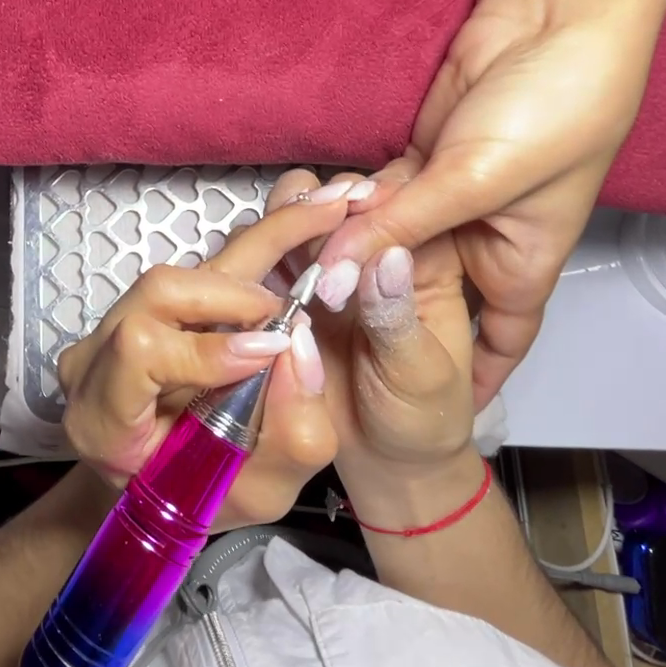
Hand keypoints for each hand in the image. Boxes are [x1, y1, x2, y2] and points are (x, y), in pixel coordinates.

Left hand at [55, 189, 359, 529]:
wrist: (159, 483)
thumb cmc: (203, 498)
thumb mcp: (260, 492)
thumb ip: (288, 433)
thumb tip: (297, 344)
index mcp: (102, 420)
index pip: (139, 352)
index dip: (207, 346)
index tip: (271, 347)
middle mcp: (90, 363)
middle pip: (154, 294)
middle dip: (237, 286)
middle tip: (311, 270)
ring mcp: (103, 330)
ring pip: (171, 277)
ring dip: (246, 260)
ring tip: (314, 232)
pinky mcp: (129, 308)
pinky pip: (184, 276)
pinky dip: (242, 258)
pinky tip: (294, 233)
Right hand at [265, 171, 475, 488]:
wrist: (382, 465)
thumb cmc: (422, 419)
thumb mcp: (421, 373)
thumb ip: (398, 319)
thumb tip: (386, 257)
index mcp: (416, 265)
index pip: (394, 210)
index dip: (368, 201)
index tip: (344, 205)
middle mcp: (363, 259)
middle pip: (334, 205)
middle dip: (312, 204)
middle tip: (300, 224)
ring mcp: (318, 275)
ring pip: (292, 226)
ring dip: (276, 227)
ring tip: (268, 248)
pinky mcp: (280, 297)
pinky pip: (260, 264)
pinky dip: (249, 261)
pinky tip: (243, 275)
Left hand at [318, 13, 650, 406]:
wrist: (548, 27)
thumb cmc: (552, 116)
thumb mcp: (475, 183)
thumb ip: (402, 228)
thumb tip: (336, 275)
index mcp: (519, 262)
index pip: (497, 339)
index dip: (474, 379)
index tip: (435, 414)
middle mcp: (478, 239)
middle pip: (417, 287)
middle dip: (374, 304)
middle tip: (314, 329)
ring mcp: (444, 200)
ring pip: (385, 239)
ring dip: (350, 248)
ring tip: (296, 272)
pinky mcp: (418, 164)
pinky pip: (376, 198)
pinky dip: (349, 204)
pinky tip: (314, 213)